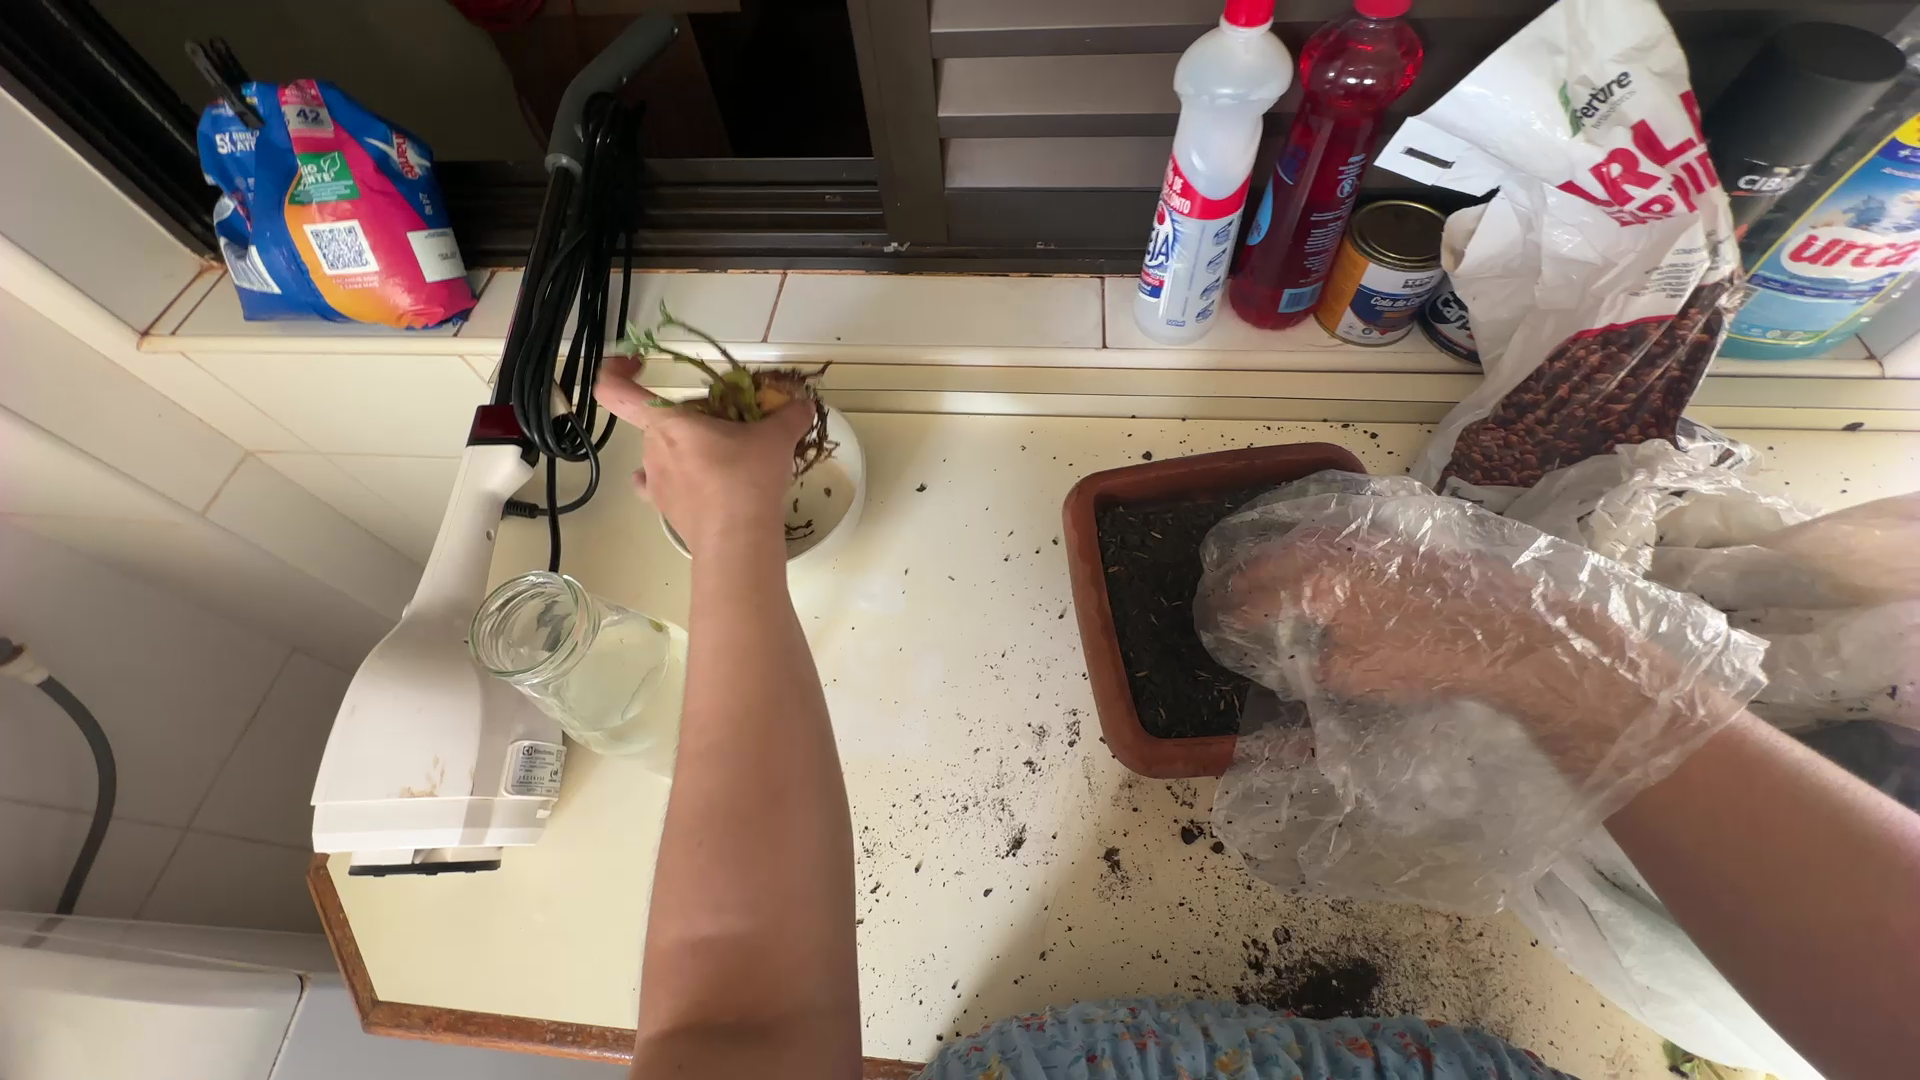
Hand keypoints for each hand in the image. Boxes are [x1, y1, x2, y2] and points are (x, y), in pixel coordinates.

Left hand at [594, 355, 815, 558]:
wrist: (738, 538)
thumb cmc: (747, 479)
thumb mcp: (777, 439)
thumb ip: (790, 417)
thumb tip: (804, 406)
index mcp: (668, 423)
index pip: (616, 391)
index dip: (617, 371)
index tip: (640, 365)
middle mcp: (652, 450)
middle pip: (661, 421)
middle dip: (692, 420)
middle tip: (728, 428)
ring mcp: (655, 482)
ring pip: (664, 452)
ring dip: (688, 450)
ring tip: (725, 461)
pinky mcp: (665, 509)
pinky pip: (660, 484)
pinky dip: (674, 479)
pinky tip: (696, 483)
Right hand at [1195, 520, 1725, 770]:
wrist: (1511, 628)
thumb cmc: (1426, 657)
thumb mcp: (1353, 676)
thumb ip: (1306, 663)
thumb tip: (1283, 656)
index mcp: (1314, 584)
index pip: (1255, 598)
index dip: (1231, 614)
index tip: (1215, 623)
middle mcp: (1330, 551)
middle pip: (1270, 560)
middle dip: (1241, 578)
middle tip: (1222, 591)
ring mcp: (1363, 538)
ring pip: (1299, 541)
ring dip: (1271, 556)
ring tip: (1256, 571)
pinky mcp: (1390, 537)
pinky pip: (1330, 535)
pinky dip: (1306, 546)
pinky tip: (1310, 557)